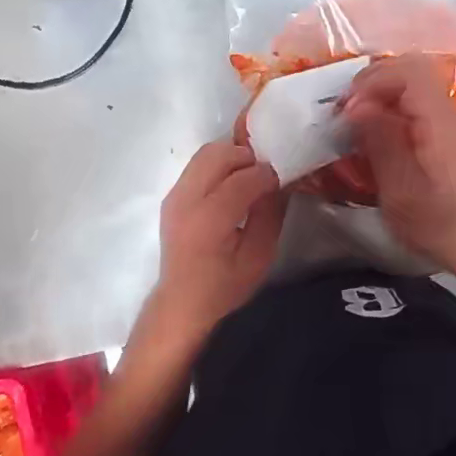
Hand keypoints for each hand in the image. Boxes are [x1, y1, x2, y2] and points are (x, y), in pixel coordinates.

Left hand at [142, 142, 286, 351]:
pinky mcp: (172, 196)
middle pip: (218, 155)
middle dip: (247, 157)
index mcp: (207, 221)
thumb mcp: (257, 258)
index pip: (241, 180)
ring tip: (250, 177)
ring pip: (205, 154)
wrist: (181, 301)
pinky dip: (218, 166)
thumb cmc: (222, 287)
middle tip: (266, 173)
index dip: (267, 174)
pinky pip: (197, 166)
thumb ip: (269, 216)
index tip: (283, 178)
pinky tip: (232, 184)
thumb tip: (281, 182)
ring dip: (232, 158)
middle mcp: (185, 201)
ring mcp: (174, 196)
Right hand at [341, 55, 455, 277]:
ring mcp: (448, 120)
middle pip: (410, 69)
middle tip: (344, 111)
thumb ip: (381, 143)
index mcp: (441, 124)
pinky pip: (414, 102)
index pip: (408, 74)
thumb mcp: (400, 191)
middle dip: (371, 83)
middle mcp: (449, 113)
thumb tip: (356, 106)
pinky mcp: (443, 131)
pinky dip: (388, 107)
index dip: (372, 82)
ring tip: (353, 120)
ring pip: (411, 83)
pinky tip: (373, 131)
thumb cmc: (433, 223)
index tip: (346, 110)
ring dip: (378, 93)